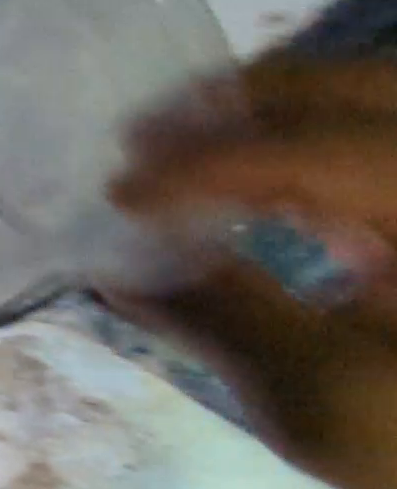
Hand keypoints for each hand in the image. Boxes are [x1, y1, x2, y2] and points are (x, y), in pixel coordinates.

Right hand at [108, 58, 396, 488]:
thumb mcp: (312, 391)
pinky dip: (312, 164)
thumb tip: (117, 274)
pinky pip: (383, 166)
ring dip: (279, 124)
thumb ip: (219, 317)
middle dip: (254, 102)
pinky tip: (250, 191)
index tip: (118, 191)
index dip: (210, 166)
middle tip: (147, 129)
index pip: (320, 157)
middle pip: (371, 98)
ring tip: (184, 145)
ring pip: (380, 120)